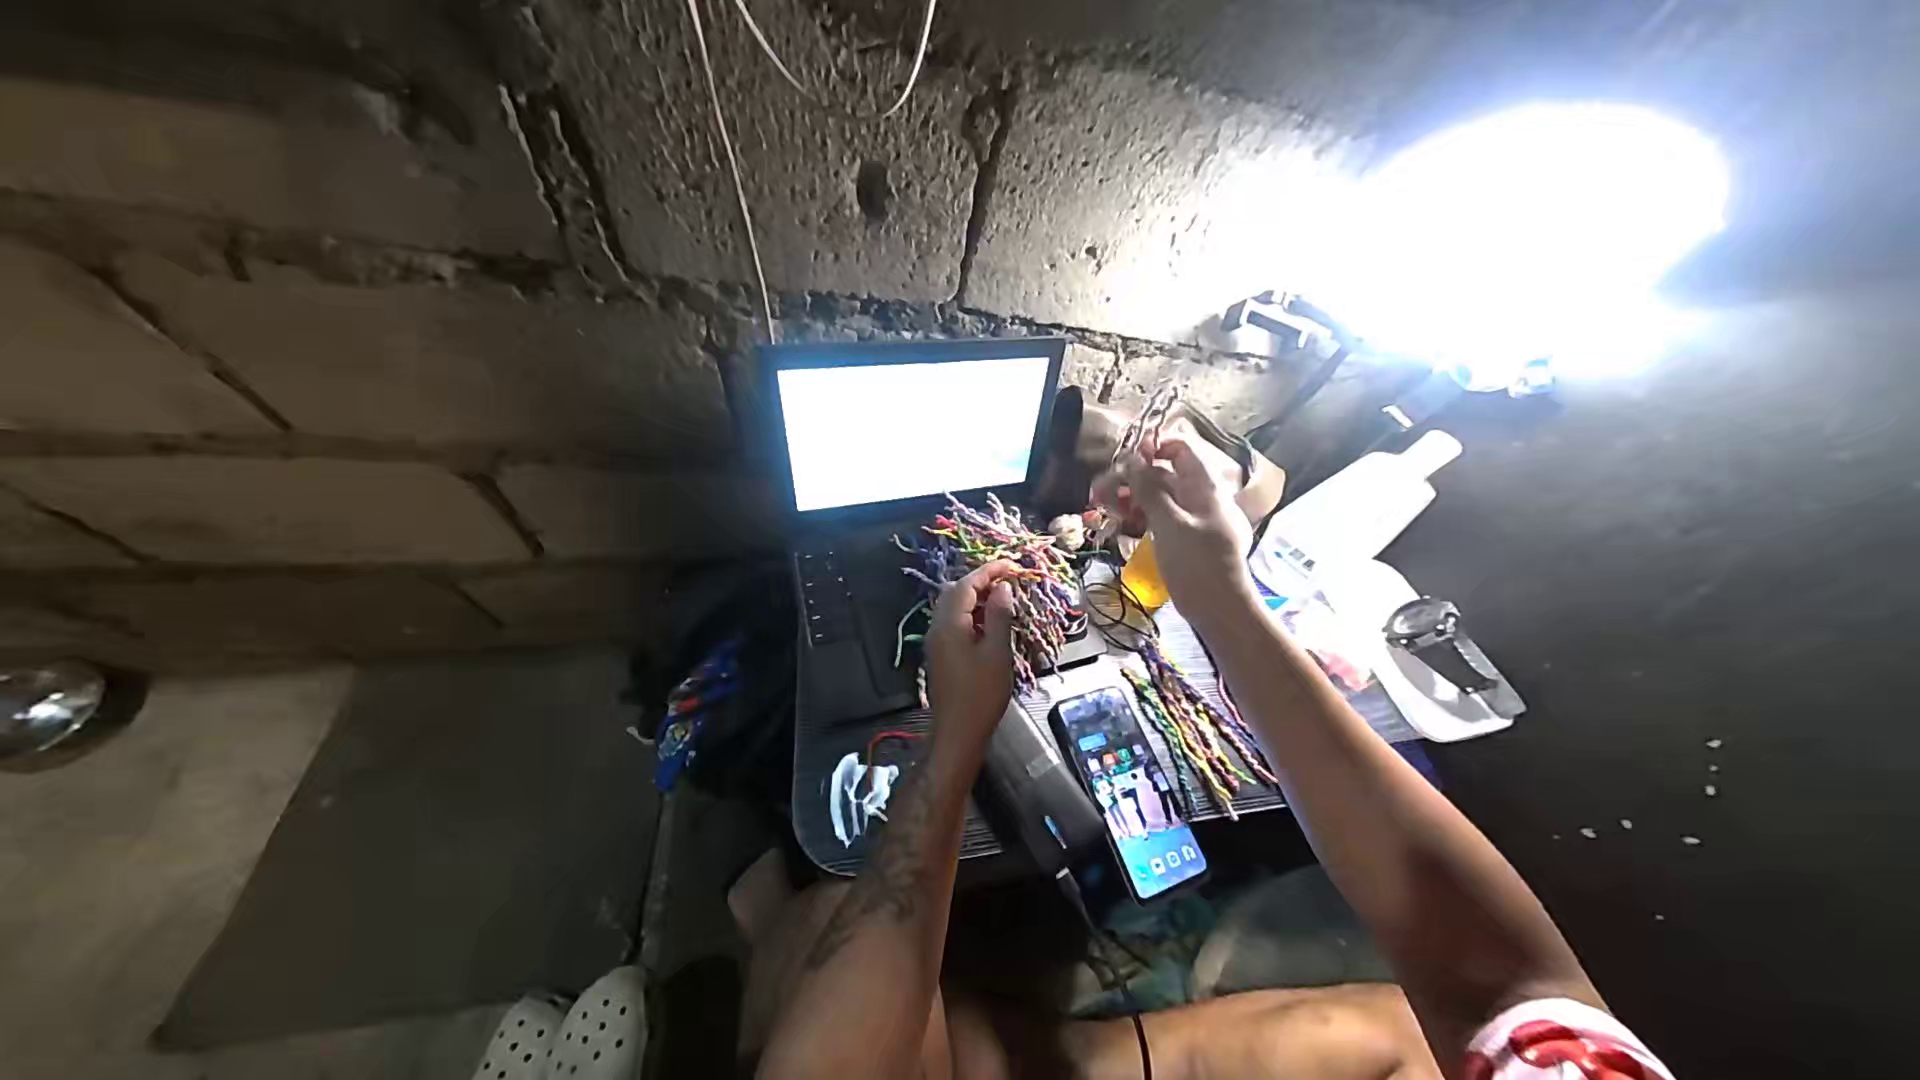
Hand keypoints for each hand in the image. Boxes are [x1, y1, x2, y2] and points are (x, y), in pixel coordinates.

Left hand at [925, 560, 1018, 745]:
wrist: (958, 732)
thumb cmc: (982, 694)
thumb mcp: (997, 652)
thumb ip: (999, 616)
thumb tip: (1003, 588)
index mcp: (950, 624)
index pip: (966, 586)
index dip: (988, 571)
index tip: (1011, 564)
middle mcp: (938, 627)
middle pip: (956, 592)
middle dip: (981, 581)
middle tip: (1008, 579)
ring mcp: (936, 641)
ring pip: (953, 607)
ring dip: (976, 597)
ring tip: (1003, 597)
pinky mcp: (940, 653)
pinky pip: (954, 622)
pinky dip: (971, 613)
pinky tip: (990, 621)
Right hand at [1116, 420, 1260, 624]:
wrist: (1220, 609)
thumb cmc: (1197, 563)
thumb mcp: (1169, 523)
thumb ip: (1150, 490)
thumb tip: (1133, 459)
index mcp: (1204, 487)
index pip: (1180, 451)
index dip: (1153, 449)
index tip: (1124, 462)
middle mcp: (1201, 499)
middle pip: (1165, 476)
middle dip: (1132, 479)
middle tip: (1099, 492)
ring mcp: (1194, 520)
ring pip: (1160, 499)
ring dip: (1132, 499)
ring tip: (1104, 508)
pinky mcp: (1186, 541)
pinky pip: (1163, 519)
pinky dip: (1142, 518)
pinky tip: (1122, 525)